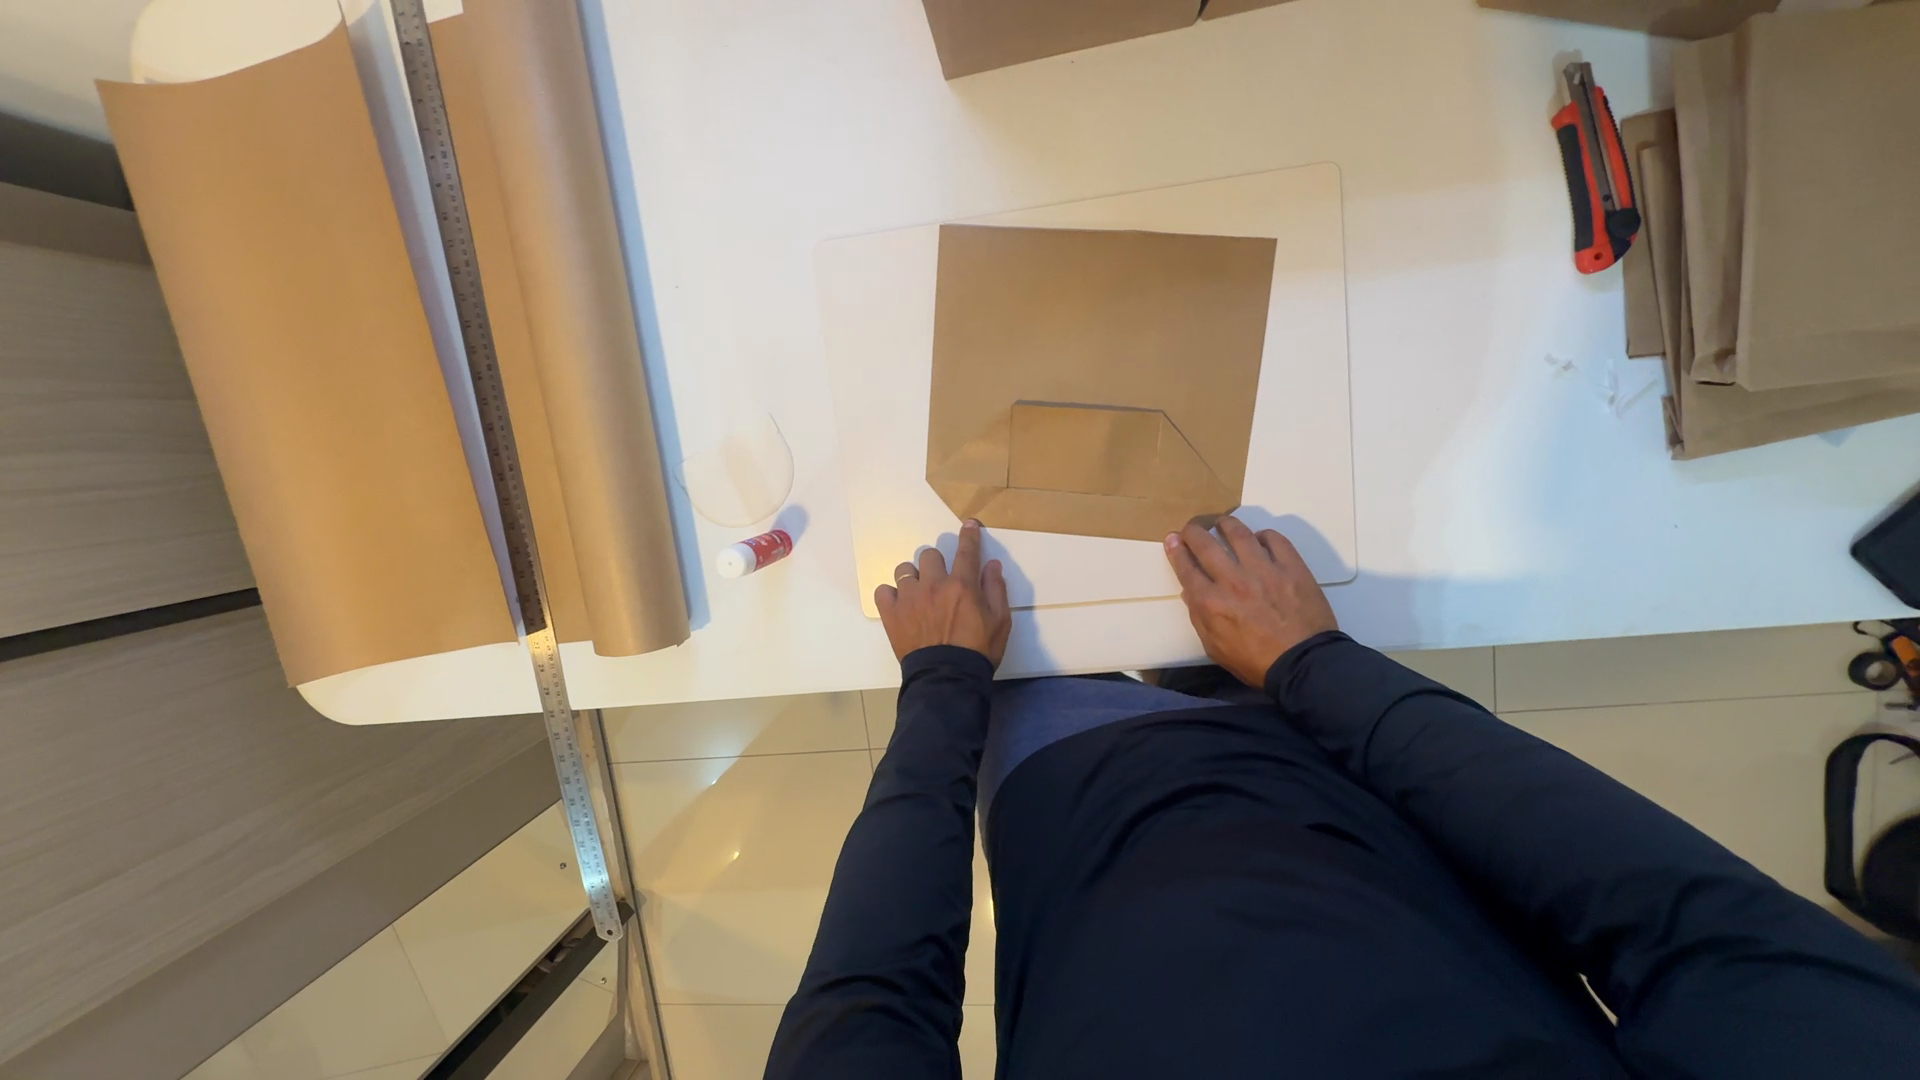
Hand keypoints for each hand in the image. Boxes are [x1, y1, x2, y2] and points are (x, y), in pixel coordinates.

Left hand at [875, 519, 1011, 666]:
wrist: (948, 678)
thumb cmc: (978, 651)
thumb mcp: (1000, 621)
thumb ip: (996, 589)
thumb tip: (992, 565)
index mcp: (961, 585)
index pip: (966, 551)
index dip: (969, 535)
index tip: (969, 524)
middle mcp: (933, 585)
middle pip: (930, 555)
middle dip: (938, 563)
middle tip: (941, 579)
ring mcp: (909, 598)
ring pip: (905, 569)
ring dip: (914, 576)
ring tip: (919, 592)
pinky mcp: (891, 613)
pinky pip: (883, 590)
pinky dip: (892, 594)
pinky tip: (900, 604)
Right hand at [1164, 516, 1337, 686]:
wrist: (1304, 665)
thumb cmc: (1256, 662)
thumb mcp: (1215, 648)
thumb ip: (1200, 618)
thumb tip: (1190, 591)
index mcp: (1211, 602)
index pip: (1186, 567)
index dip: (1176, 550)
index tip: (1173, 540)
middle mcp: (1233, 580)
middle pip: (1206, 544)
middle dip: (1193, 532)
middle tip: (1191, 528)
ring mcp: (1264, 570)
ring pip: (1239, 533)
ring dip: (1226, 524)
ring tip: (1222, 523)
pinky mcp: (1292, 567)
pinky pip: (1275, 539)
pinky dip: (1263, 536)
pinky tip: (1259, 540)